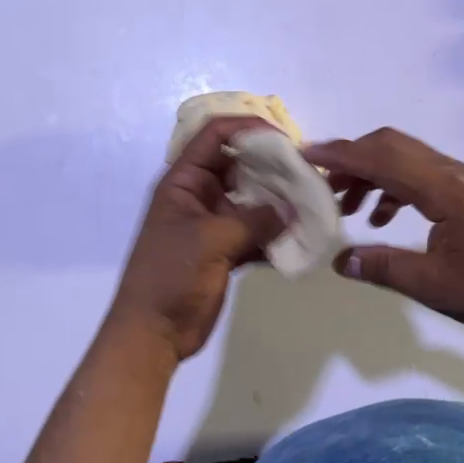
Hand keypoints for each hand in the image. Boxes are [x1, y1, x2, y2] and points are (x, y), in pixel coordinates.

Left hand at [109, 117, 284, 359]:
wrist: (151, 335)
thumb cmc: (170, 277)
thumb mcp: (211, 241)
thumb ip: (254, 220)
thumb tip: (293, 209)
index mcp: (183, 181)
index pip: (214, 135)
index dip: (247, 128)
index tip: (284, 138)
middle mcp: (199, 195)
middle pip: (239, 164)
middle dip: (272, 165)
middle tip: (308, 171)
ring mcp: (212, 222)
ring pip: (251, 199)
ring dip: (278, 200)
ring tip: (312, 201)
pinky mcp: (225, 249)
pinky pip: (255, 230)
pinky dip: (275, 233)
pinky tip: (302, 236)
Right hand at [303, 128, 463, 331]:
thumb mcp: (431, 285)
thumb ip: (383, 267)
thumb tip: (339, 260)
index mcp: (444, 190)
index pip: (383, 159)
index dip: (343, 155)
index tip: (307, 155)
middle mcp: (451, 173)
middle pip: (391, 146)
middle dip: (351, 159)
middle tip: (319, 182)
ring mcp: (459, 178)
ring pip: (403, 158)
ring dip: (370, 173)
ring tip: (344, 206)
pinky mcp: (463, 190)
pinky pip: (417, 173)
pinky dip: (390, 186)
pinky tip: (379, 219)